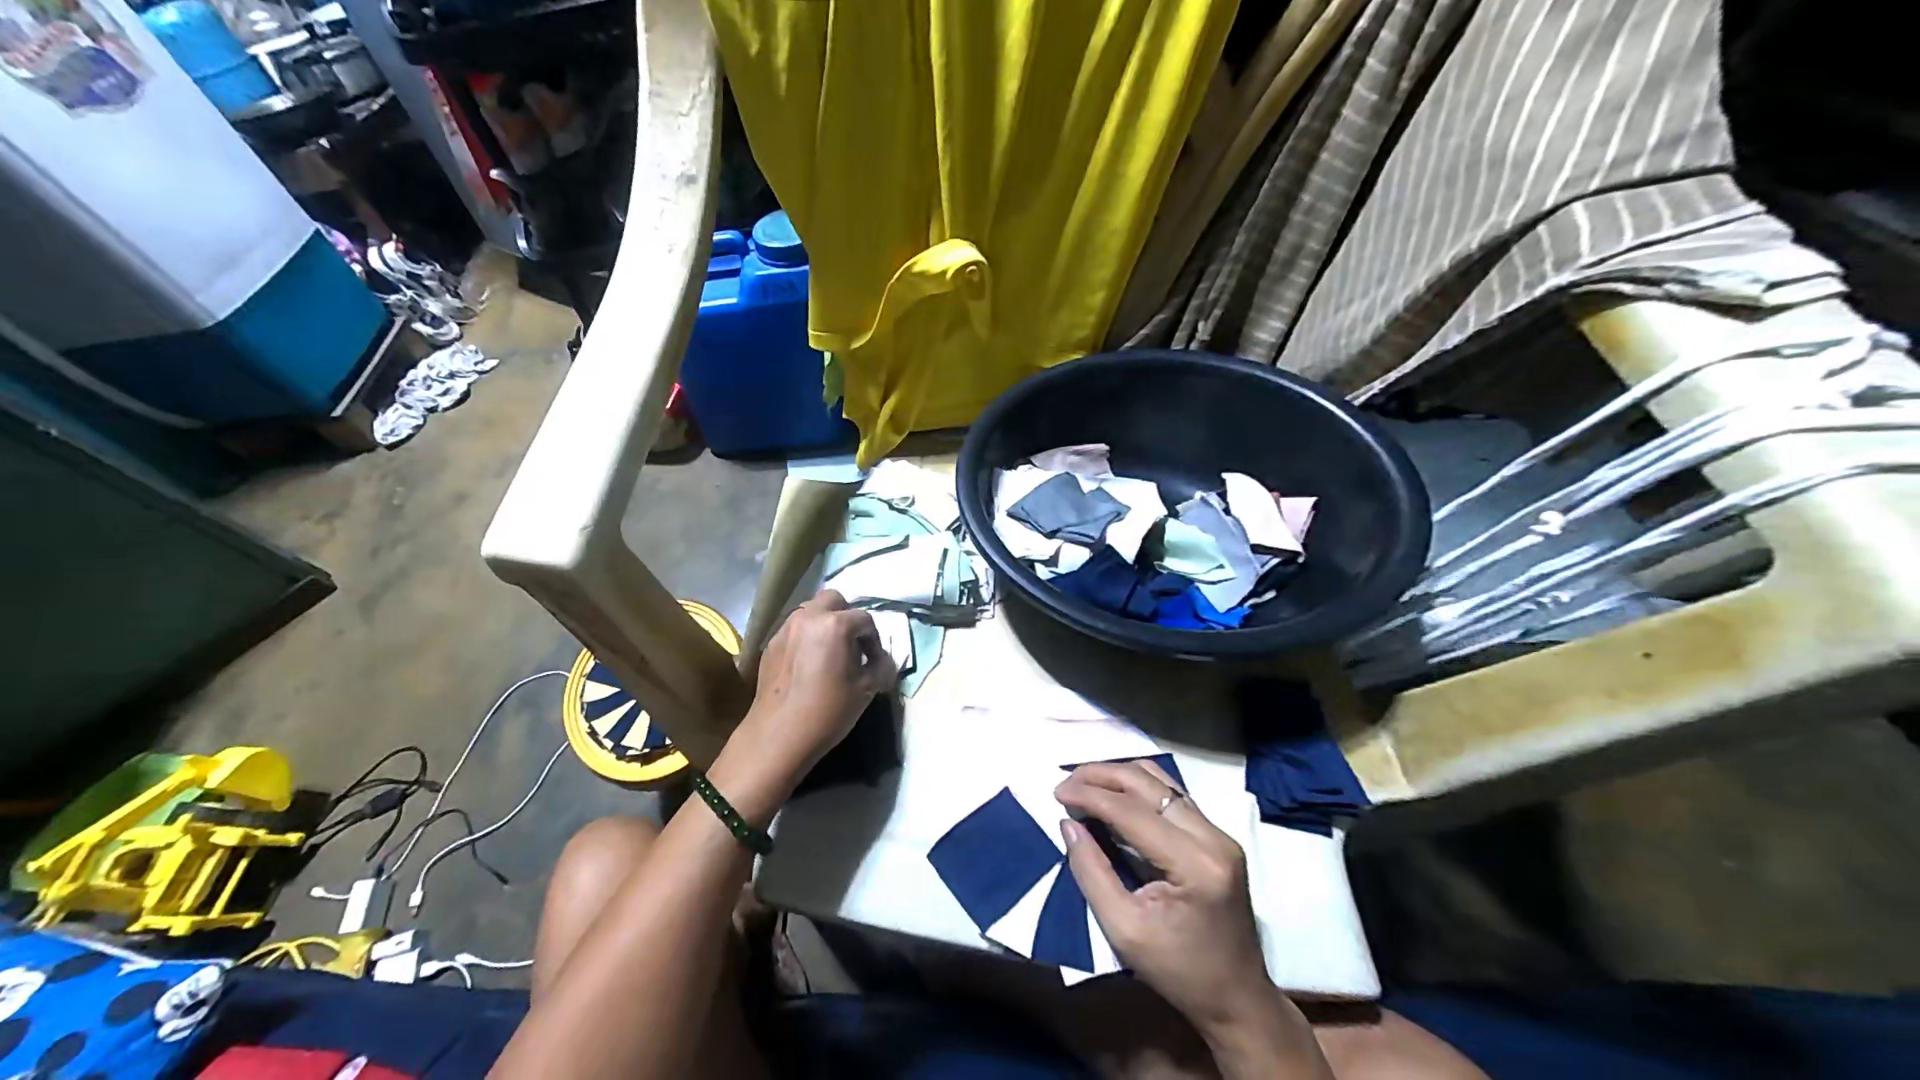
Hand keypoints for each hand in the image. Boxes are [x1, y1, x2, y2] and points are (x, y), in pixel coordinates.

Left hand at [735, 590, 894, 781]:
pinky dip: (805, 637)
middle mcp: (807, 617)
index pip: (865, 619)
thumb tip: (883, 660)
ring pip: (810, 612)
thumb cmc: (828, 711)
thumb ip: (881, 666)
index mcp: (834, 624)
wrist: (778, 736)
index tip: (874, 662)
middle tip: (851, 645)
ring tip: (829, 653)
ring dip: (824, 624)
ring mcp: (785, 629)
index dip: (874, 640)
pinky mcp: (770, 644)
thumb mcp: (866, 689)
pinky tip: (808, 664)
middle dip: (846, 617)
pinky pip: (794, 629)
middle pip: (833, 600)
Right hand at [1054, 761, 1274, 1030]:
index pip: (1132, 810)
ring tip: (1084, 783)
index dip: (1090, 794)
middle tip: (1065, 781)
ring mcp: (1219, 833)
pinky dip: (1137, 788)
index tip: (1056, 791)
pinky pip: (1171, 795)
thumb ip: (1093, 872)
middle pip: (1148, 783)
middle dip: (1101, 775)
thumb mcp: (1123, 931)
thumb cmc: (1179, 972)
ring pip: (1161, 781)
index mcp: (1194, 863)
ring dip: (1119, 776)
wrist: (1236, 998)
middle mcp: (1212, 837)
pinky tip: (1113, 795)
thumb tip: (1069, 824)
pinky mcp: (1217, 835)